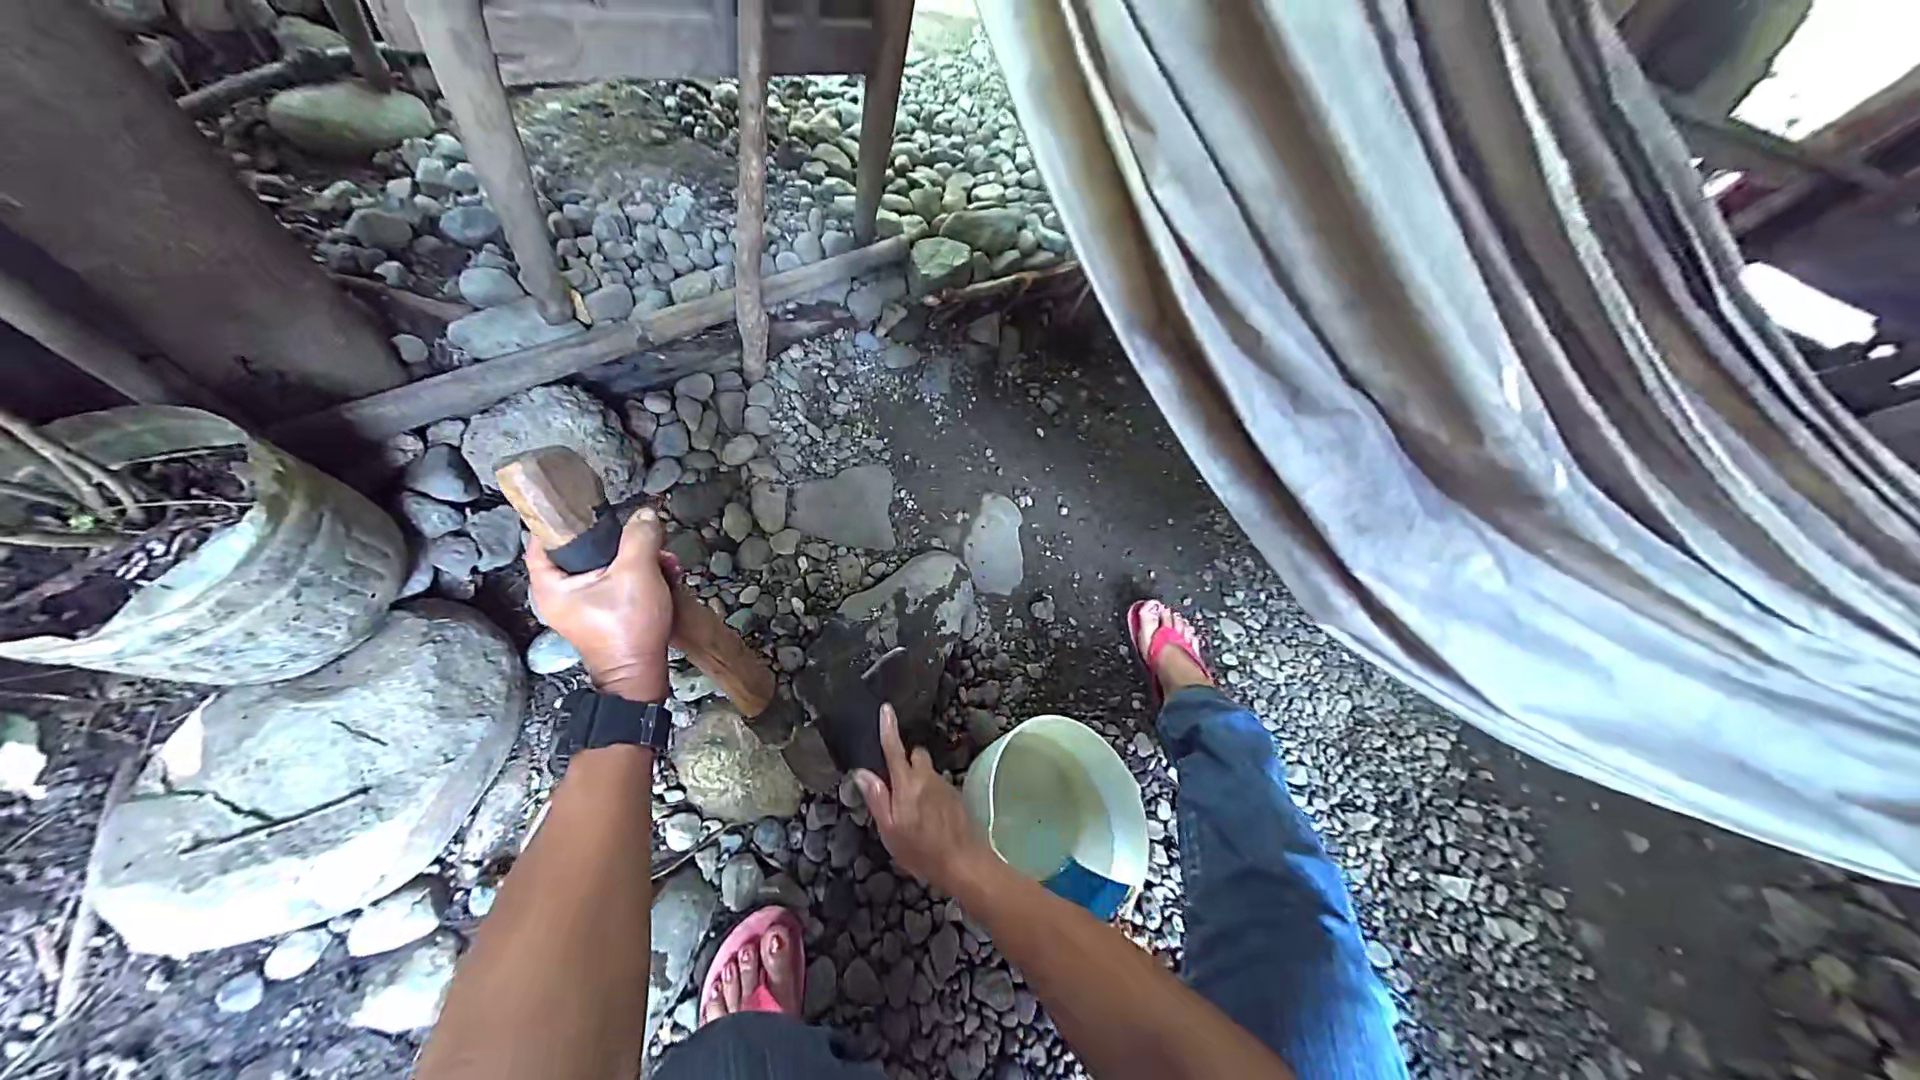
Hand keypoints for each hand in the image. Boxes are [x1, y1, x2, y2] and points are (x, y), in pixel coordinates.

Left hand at [525, 508, 674, 701]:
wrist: (641, 674)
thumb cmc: (628, 627)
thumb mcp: (637, 573)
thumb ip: (640, 537)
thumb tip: (646, 514)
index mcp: (551, 585)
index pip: (544, 538)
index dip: (567, 519)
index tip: (591, 508)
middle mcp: (561, 594)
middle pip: (587, 551)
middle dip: (623, 542)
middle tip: (647, 539)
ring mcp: (583, 605)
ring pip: (609, 566)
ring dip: (641, 559)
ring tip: (666, 562)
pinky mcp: (605, 613)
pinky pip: (620, 583)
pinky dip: (642, 577)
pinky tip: (666, 576)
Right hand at [854, 703, 996, 894]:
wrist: (963, 862)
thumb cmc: (921, 850)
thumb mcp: (890, 830)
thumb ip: (877, 799)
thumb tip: (862, 773)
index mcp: (907, 784)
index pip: (894, 748)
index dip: (888, 728)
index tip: (886, 709)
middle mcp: (927, 777)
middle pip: (915, 755)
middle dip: (906, 761)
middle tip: (896, 786)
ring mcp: (944, 784)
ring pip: (927, 771)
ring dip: (918, 780)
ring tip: (913, 811)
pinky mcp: (955, 794)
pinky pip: (937, 784)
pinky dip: (930, 792)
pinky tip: (929, 816)